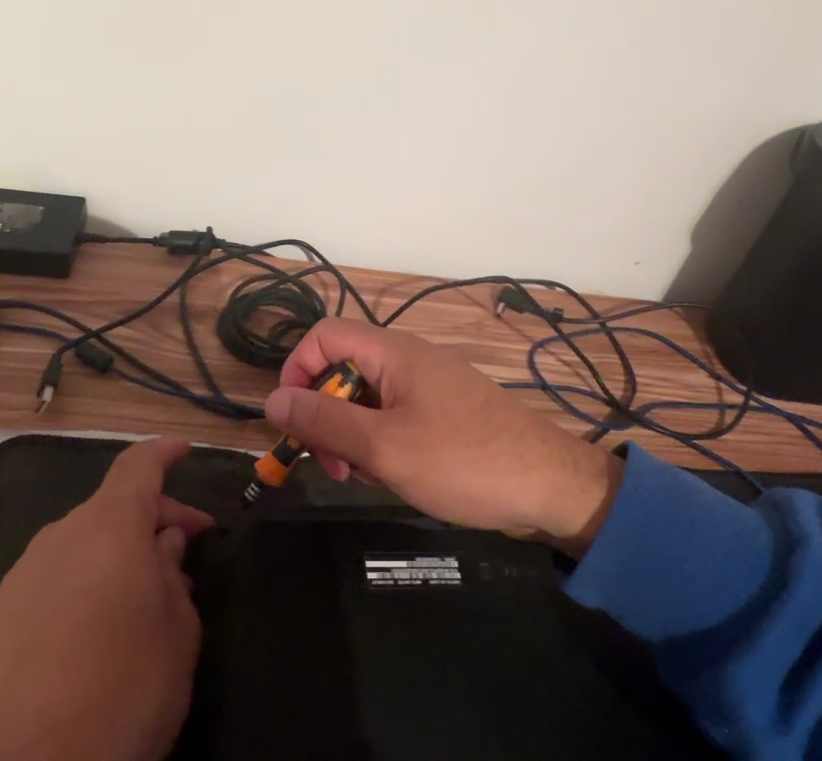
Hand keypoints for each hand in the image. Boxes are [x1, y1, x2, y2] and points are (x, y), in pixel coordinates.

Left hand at [0, 437, 215, 760]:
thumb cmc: (125, 691)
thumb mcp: (178, 633)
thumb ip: (173, 575)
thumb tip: (163, 545)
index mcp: (109, 528)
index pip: (138, 466)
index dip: (163, 453)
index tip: (184, 450)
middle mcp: (60, 538)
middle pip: (112, 506)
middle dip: (154, 517)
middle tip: (190, 547)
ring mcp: (22, 578)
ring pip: (82, 542)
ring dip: (119, 551)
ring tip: (149, 593)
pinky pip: (55, 577)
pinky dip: (86, 579)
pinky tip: (101, 624)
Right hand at [267, 319, 622, 554]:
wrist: (550, 485)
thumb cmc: (462, 461)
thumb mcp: (383, 446)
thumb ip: (324, 421)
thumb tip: (271, 400)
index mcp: (393, 353)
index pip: (324, 336)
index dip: (297, 371)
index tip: (293, 423)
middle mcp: (409, 359)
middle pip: (342, 369)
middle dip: (324, 415)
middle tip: (331, 466)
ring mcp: (429, 385)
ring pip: (367, 398)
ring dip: (351, 435)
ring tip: (364, 477)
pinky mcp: (445, 411)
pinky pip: (394, 415)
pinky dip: (381, 442)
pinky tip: (392, 475)